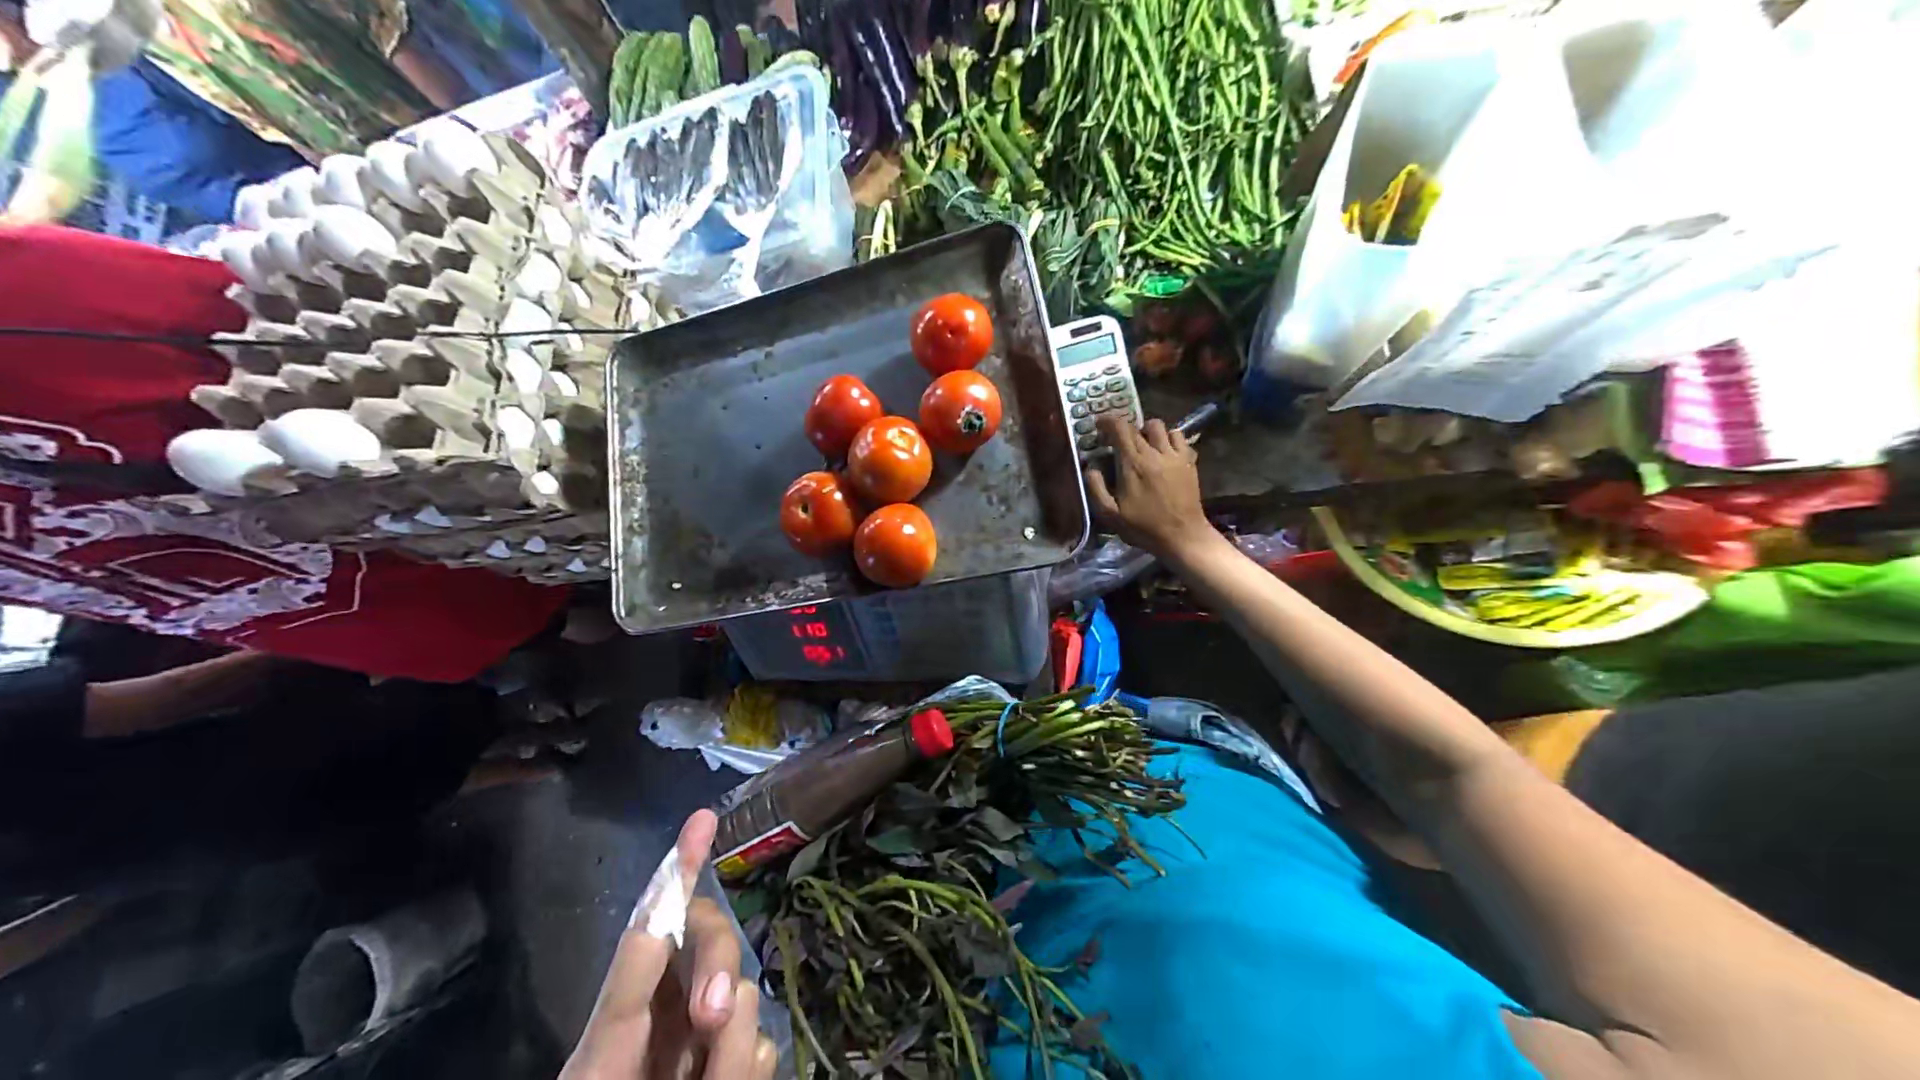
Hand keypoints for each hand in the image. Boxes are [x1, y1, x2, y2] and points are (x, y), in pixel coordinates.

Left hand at [561, 810, 776, 1079]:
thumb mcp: (601, 1063)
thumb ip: (626, 999)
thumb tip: (660, 931)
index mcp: (633, 997)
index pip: (659, 919)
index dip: (681, 865)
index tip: (701, 819)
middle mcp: (676, 1003)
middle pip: (714, 942)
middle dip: (719, 963)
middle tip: (712, 1018)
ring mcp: (711, 1037)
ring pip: (747, 999)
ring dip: (730, 1048)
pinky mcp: (739, 1067)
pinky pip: (764, 1050)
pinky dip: (747, 1071)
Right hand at [1085, 416, 1216, 558]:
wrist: (1183, 536)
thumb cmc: (1144, 528)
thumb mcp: (1111, 515)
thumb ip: (1096, 489)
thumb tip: (1091, 468)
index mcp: (1133, 464)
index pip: (1119, 429)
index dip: (1107, 422)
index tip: (1099, 424)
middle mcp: (1154, 453)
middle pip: (1137, 426)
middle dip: (1123, 428)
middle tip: (1116, 440)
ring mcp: (1174, 455)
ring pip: (1159, 426)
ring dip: (1146, 430)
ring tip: (1142, 443)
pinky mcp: (1189, 461)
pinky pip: (1179, 437)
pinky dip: (1169, 437)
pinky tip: (1164, 450)